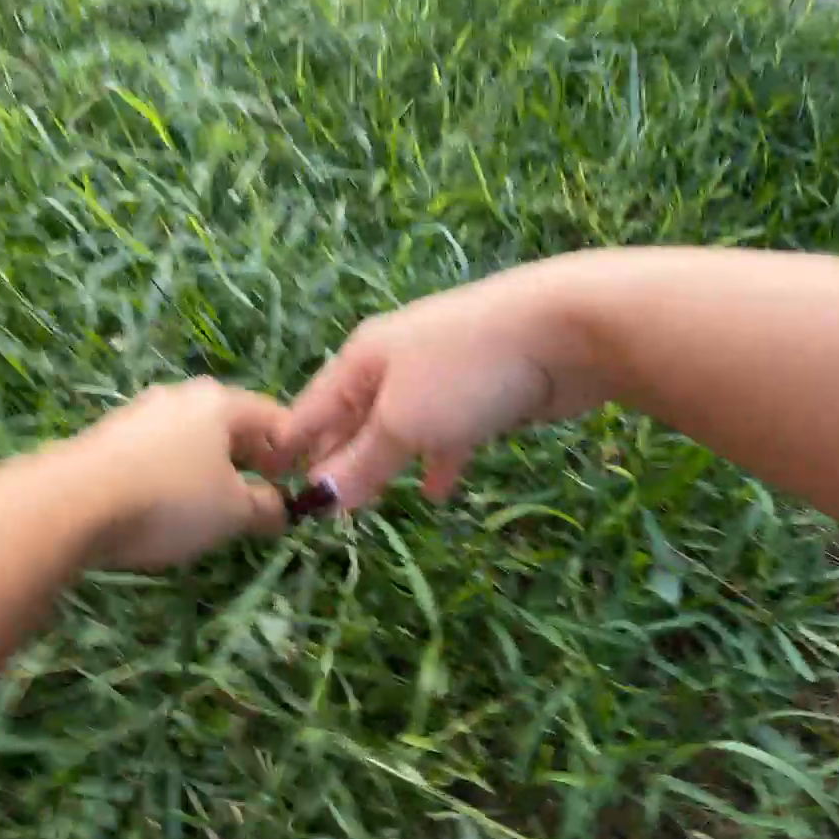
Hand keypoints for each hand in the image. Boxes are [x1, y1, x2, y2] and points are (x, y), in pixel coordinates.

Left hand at [69, 378, 292, 568]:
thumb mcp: (233, 513)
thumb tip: (281, 507)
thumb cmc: (169, 500)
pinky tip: (165, 506)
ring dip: (212, 470)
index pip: (276, 418)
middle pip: (232, 426)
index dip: (295, 453)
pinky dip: (174, 476)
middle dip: (252, 462)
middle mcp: (181, 397)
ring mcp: (140, 414)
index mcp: (221, 403)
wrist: (70, 503)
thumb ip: (266, 508)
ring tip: (213, 509)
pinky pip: (158, 454)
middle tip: (260, 500)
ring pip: (193, 441)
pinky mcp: (108, 438)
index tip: (298, 487)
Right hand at [283, 264, 610, 506]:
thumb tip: (319, 499)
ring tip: (369, 507)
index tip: (274, 485)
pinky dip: (438, 460)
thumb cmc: (463, 371)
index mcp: (362, 361)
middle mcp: (393, 365)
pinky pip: (447, 434)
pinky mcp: (480, 394)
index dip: (291, 447)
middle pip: (354, 420)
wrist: (564, 329)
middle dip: (339, 461)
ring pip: (400, 429)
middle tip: (324, 508)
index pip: (311, 409)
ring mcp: (439, 378)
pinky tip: (437, 491)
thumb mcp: (402, 422)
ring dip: (386, 465)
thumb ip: (361, 462)